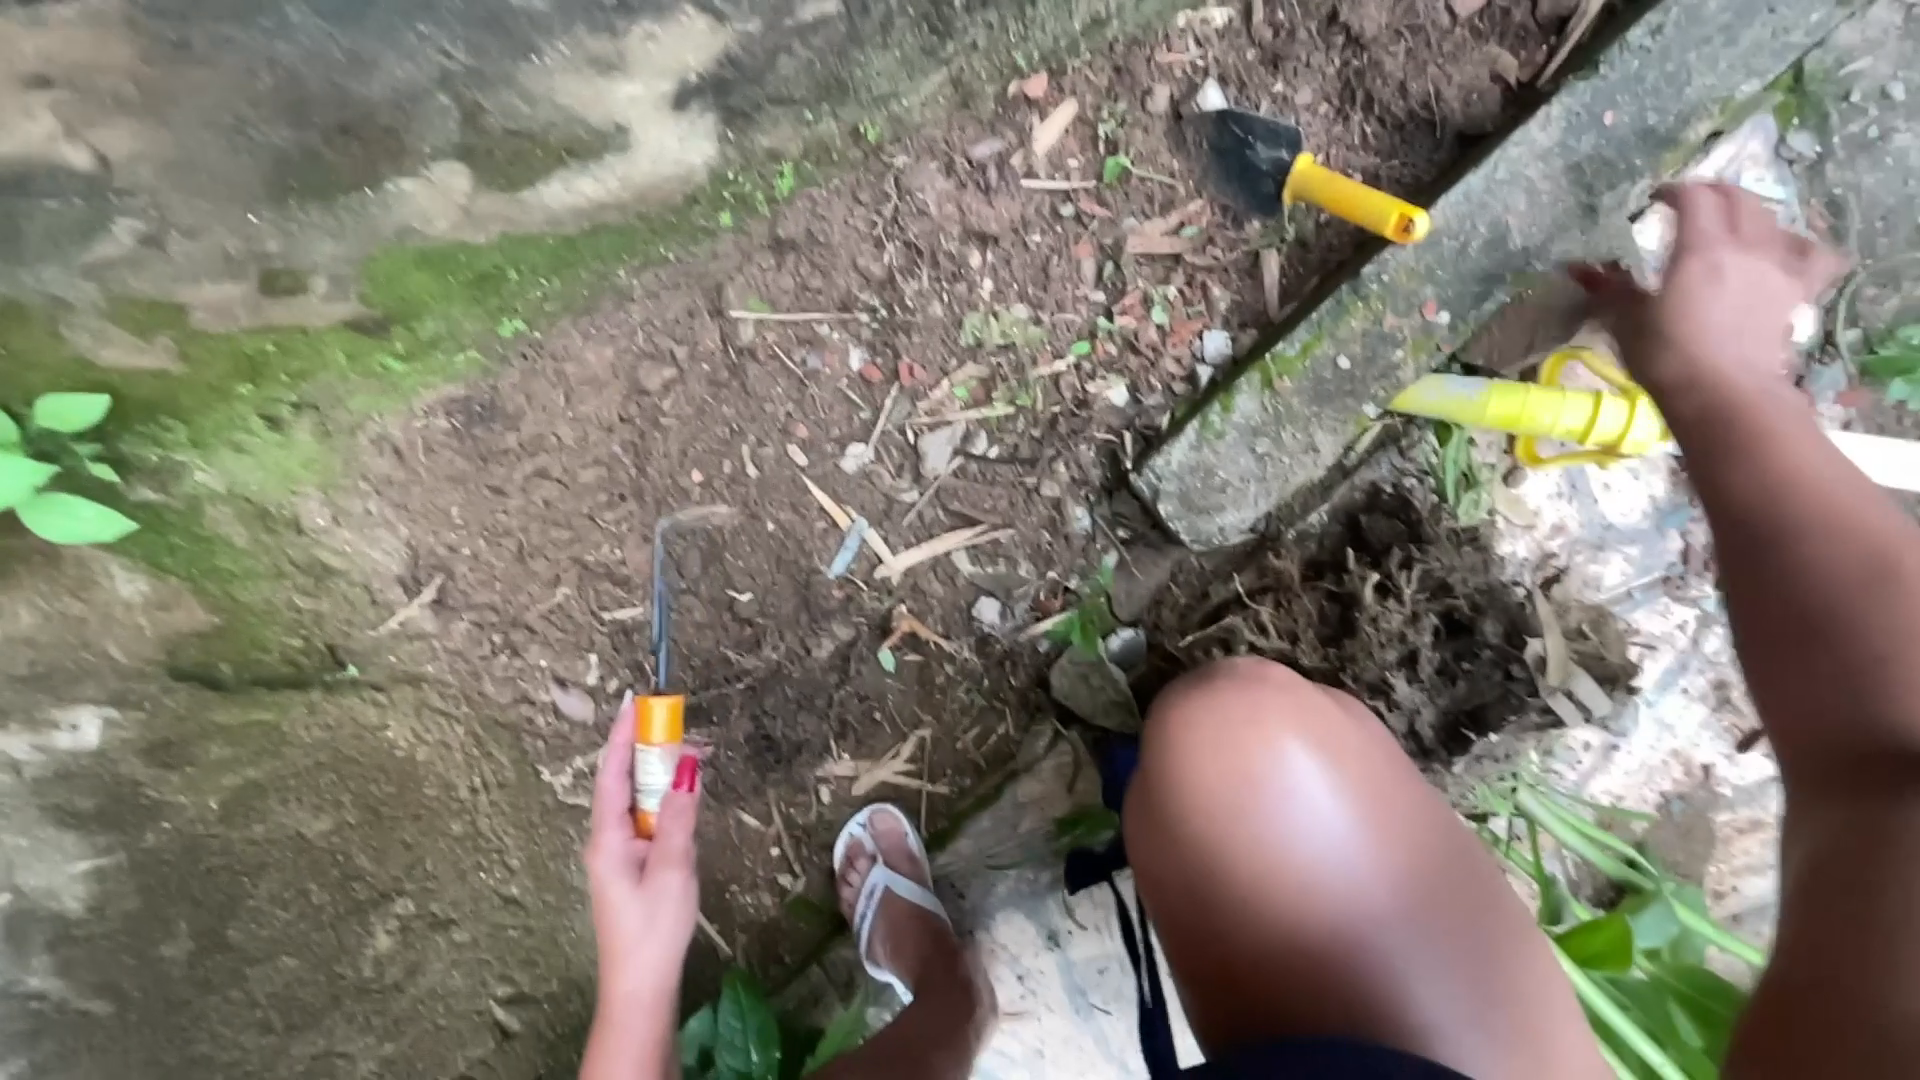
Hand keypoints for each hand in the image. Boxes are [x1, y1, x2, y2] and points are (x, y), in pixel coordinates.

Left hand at [585, 692, 701, 1004]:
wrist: (642, 984)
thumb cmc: (653, 928)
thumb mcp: (673, 867)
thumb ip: (680, 815)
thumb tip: (688, 764)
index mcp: (608, 838)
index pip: (612, 773)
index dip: (621, 735)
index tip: (635, 700)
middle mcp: (608, 839)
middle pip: (624, 781)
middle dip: (648, 748)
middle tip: (676, 722)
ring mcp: (620, 853)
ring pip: (639, 800)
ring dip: (660, 773)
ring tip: (687, 751)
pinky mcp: (634, 864)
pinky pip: (648, 819)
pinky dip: (666, 799)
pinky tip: (683, 795)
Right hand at [1570, 183, 1848, 413]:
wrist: (1723, 391)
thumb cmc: (1666, 355)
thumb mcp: (1626, 320)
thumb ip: (1608, 287)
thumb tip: (1576, 267)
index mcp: (1701, 249)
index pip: (1694, 199)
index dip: (1673, 191)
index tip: (1654, 199)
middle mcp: (1747, 246)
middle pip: (1738, 199)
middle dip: (1712, 194)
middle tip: (1688, 203)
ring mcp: (1780, 265)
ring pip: (1771, 219)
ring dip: (1748, 212)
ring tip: (1728, 225)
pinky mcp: (1799, 288)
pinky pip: (1810, 250)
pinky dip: (1795, 242)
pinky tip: (1782, 250)